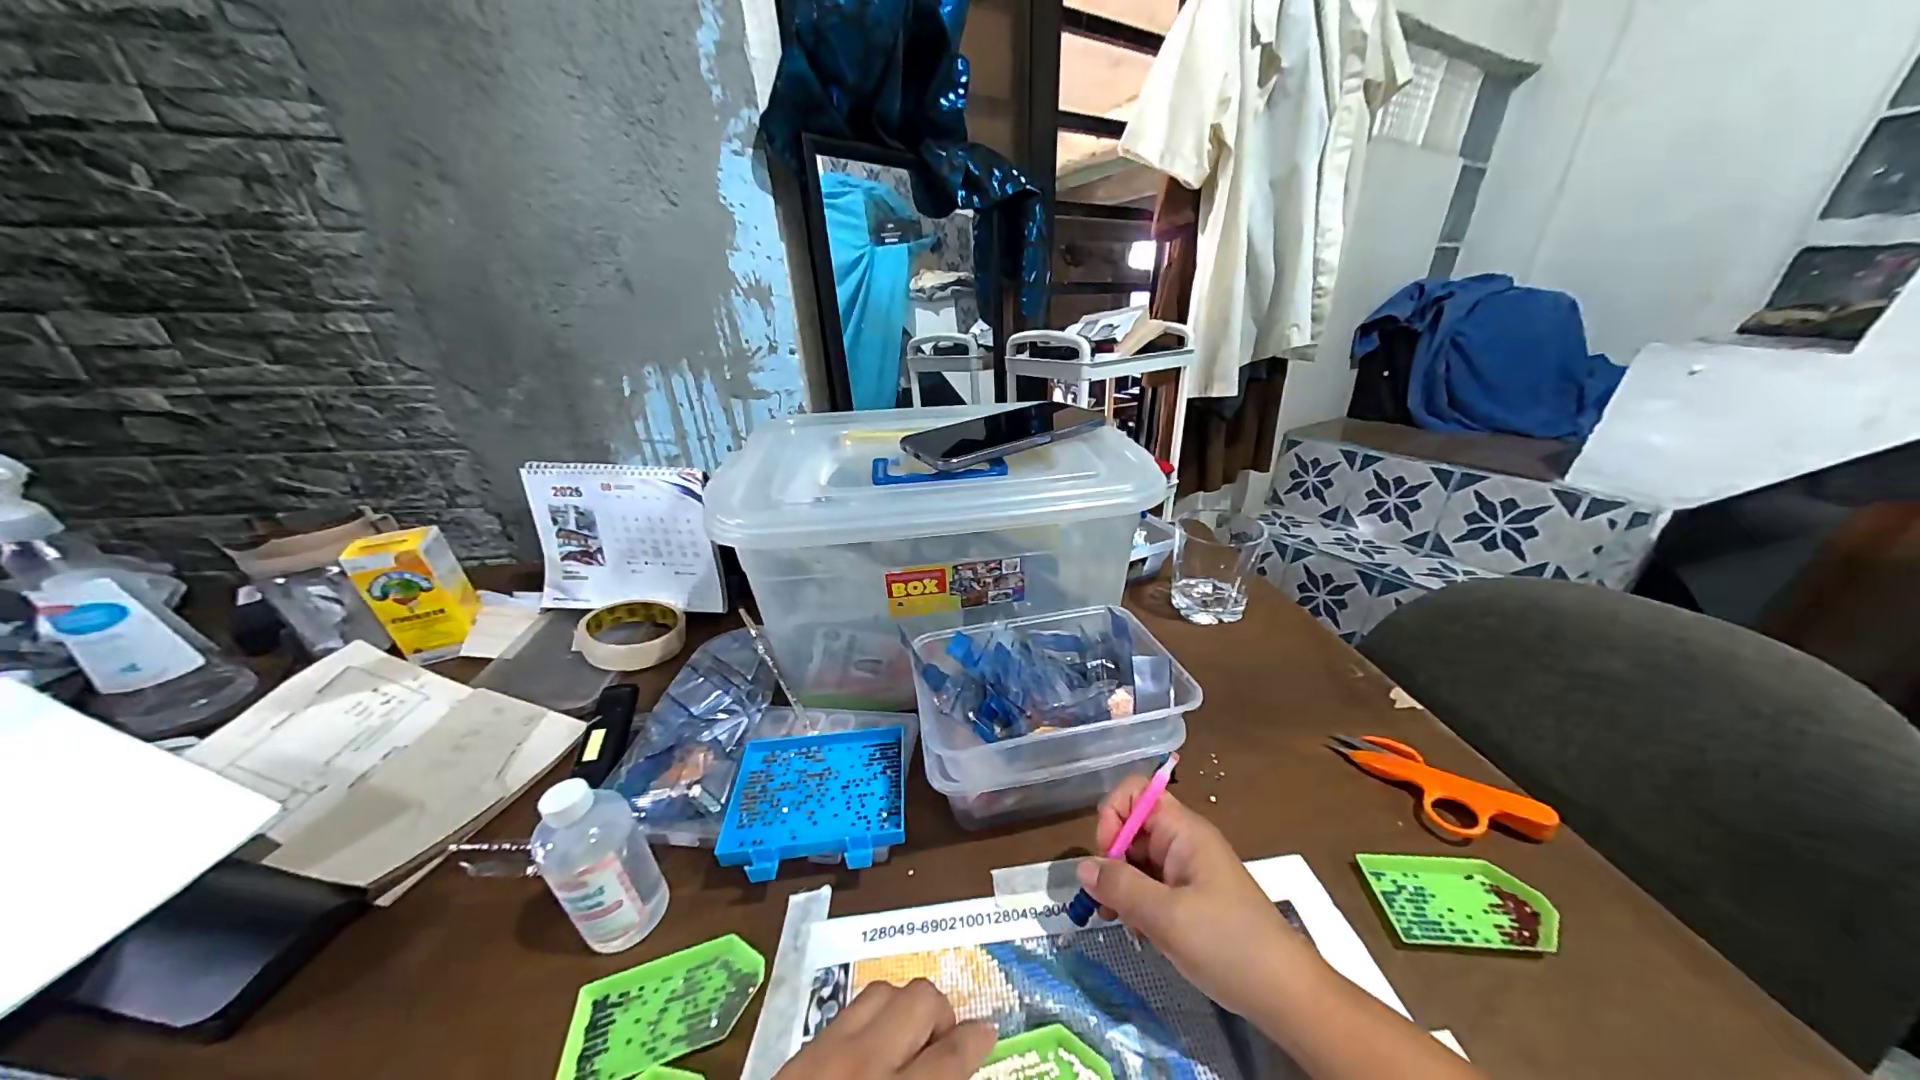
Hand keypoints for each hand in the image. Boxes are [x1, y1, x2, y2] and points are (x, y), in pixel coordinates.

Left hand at [773, 979, 996, 1079]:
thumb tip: (953, 1067)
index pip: (950, 1056)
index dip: (976, 1040)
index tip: (987, 1034)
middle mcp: (865, 1066)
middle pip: (921, 1000)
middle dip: (940, 1018)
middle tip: (939, 1049)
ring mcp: (829, 1050)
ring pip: (885, 991)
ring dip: (904, 1010)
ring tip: (906, 1042)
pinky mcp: (804, 1049)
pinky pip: (850, 1009)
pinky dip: (872, 1018)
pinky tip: (872, 1046)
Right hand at [1076, 774, 1313, 1017]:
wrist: (1287, 994)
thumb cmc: (1229, 945)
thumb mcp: (1167, 917)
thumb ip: (1121, 887)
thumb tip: (1082, 866)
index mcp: (1183, 830)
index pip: (1136, 791)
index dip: (1112, 815)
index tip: (1107, 857)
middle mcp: (1184, 842)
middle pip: (1132, 827)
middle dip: (1112, 860)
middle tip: (1107, 903)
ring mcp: (1188, 870)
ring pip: (1138, 860)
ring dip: (1123, 887)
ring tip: (1124, 923)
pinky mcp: (1191, 897)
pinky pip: (1152, 886)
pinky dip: (1139, 904)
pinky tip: (1142, 932)